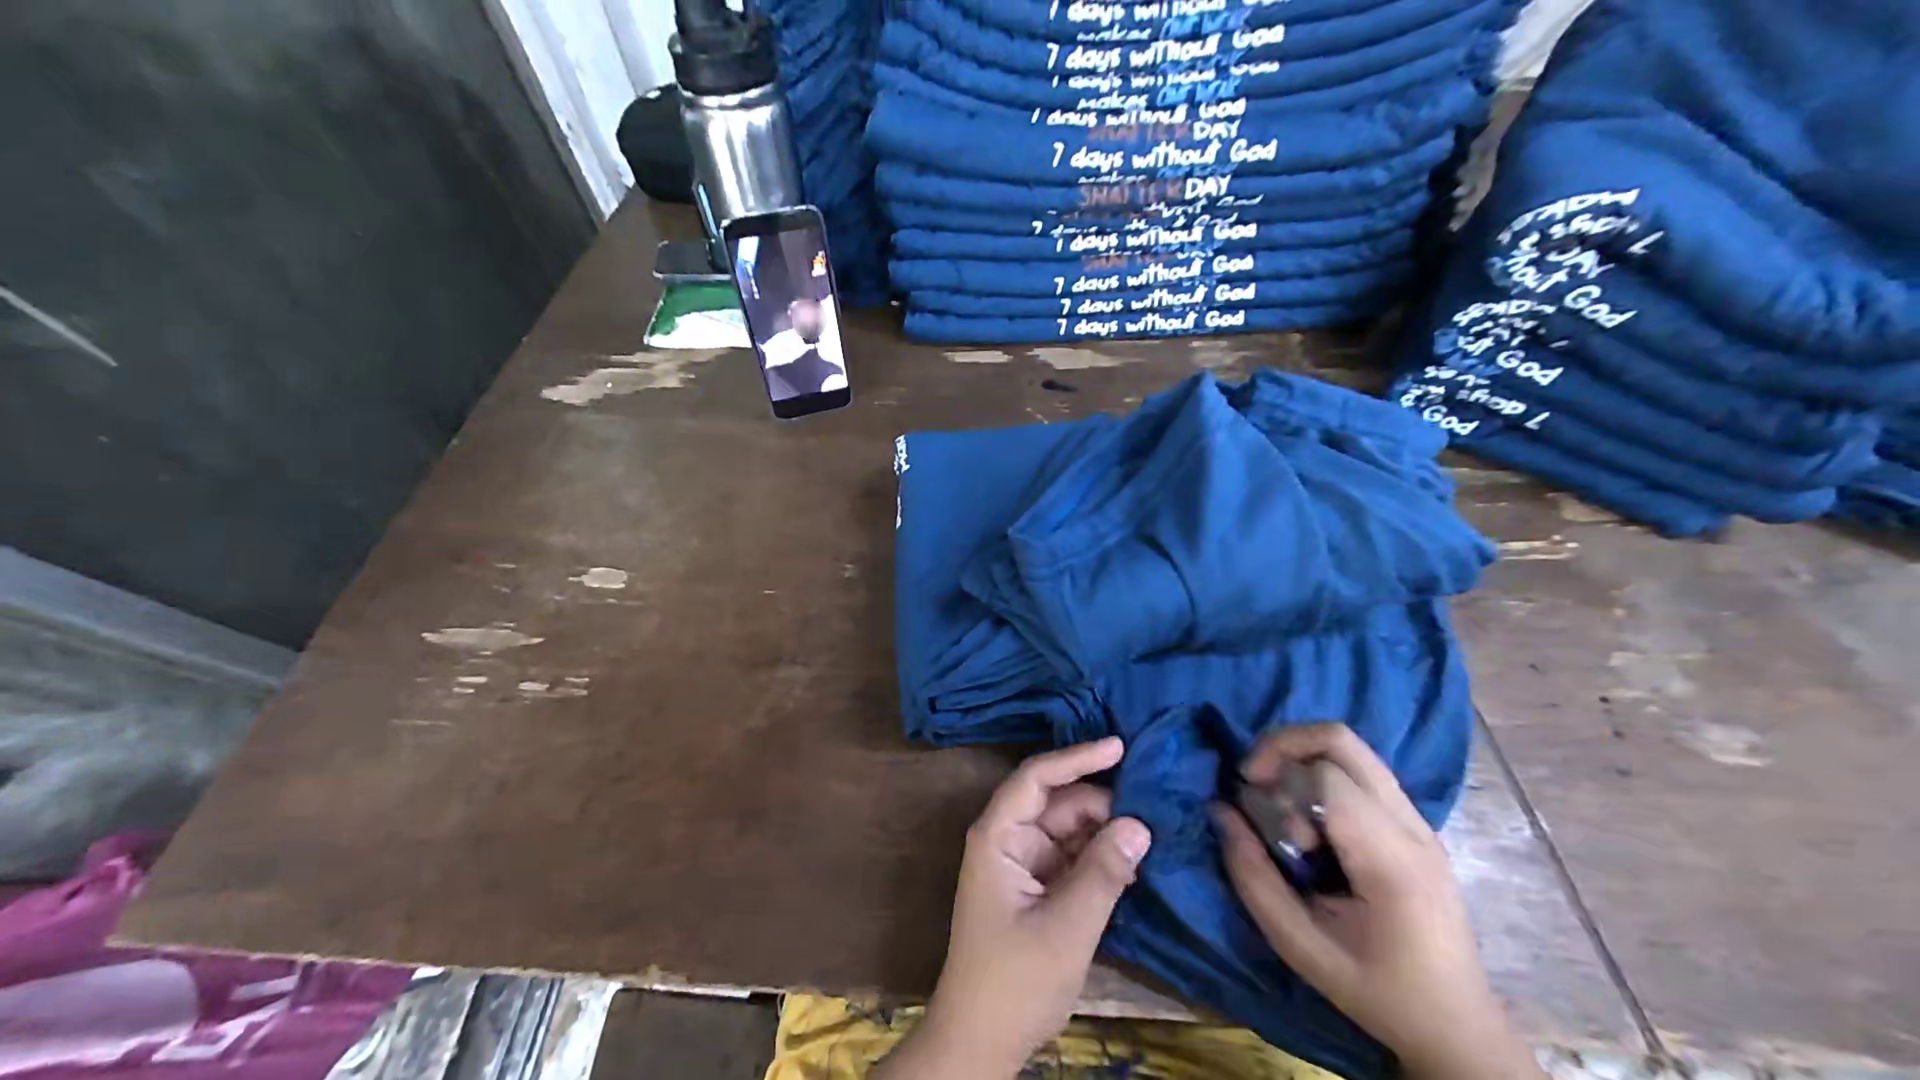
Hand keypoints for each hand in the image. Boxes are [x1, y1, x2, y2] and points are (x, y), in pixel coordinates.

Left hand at [874, 737, 1150, 1079]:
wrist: (983, 1040)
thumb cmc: (1014, 981)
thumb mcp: (1066, 928)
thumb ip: (1103, 873)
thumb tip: (1140, 823)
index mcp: (998, 837)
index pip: (1037, 778)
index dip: (1077, 757)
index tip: (1120, 745)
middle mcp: (1010, 840)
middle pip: (1059, 802)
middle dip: (1102, 801)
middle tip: (1154, 803)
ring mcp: (1025, 863)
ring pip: (1070, 828)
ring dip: (1106, 828)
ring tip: (1153, 827)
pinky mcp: (1039, 887)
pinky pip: (1074, 856)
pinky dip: (1101, 854)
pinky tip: (1134, 855)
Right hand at [1214, 724, 1543, 1079]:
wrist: (1456, 1025)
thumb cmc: (1375, 992)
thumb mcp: (1298, 944)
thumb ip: (1252, 874)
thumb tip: (1219, 810)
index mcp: (1391, 861)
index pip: (1326, 778)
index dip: (1278, 783)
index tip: (1255, 816)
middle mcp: (1412, 827)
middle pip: (1340, 739)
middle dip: (1283, 744)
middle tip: (1255, 780)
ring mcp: (1419, 821)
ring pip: (1350, 747)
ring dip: (1300, 756)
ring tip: (1278, 795)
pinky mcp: (1415, 824)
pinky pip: (1359, 769)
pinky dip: (1320, 771)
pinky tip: (1307, 813)